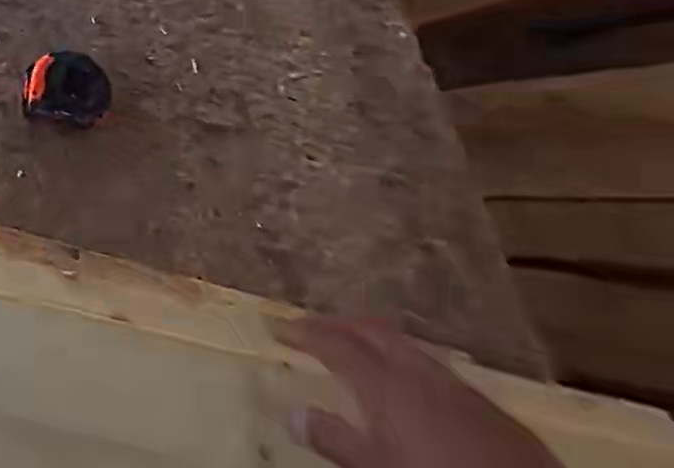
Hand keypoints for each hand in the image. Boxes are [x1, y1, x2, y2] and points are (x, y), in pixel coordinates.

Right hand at [280, 315, 563, 467]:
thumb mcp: (376, 467)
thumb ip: (333, 438)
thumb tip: (292, 414)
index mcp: (386, 382)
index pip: (334, 343)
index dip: (303, 331)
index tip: (278, 326)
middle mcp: (422, 375)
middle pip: (374, 332)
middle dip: (340, 324)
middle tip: (313, 326)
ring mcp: (465, 393)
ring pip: (412, 350)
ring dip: (378, 343)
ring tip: (360, 351)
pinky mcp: (499, 417)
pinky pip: (443, 375)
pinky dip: (413, 368)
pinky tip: (416, 390)